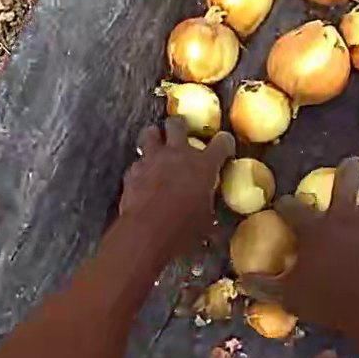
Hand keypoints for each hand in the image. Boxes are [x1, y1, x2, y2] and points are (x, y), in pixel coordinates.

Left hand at [118, 118, 233, 262]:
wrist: (146, 233)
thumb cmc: (183, 230)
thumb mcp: (206, 225)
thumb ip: (211, 218)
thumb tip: (217, 231)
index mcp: (203, 165)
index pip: (222, 142)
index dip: (225, 142)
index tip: (225, 147)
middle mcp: (177, 154)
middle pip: (177, 124)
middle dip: (180, 125)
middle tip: (182, 133)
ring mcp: (152, 160)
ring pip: (151, 133)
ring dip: (155, 137)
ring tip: (158, 146)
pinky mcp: (133, 171)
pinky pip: (137, 161)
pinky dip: (142, 167)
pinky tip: (143, 178)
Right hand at [255, 157, 358, 336]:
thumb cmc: (325, 301)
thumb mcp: (288, 296)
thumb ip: (264, 286)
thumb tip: (241, 280)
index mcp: (315, 229)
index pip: (293, 207)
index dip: (285, 204)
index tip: (282, 205)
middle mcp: (345, 221)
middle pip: (347, 185)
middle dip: (348, 172)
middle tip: (351, 163)